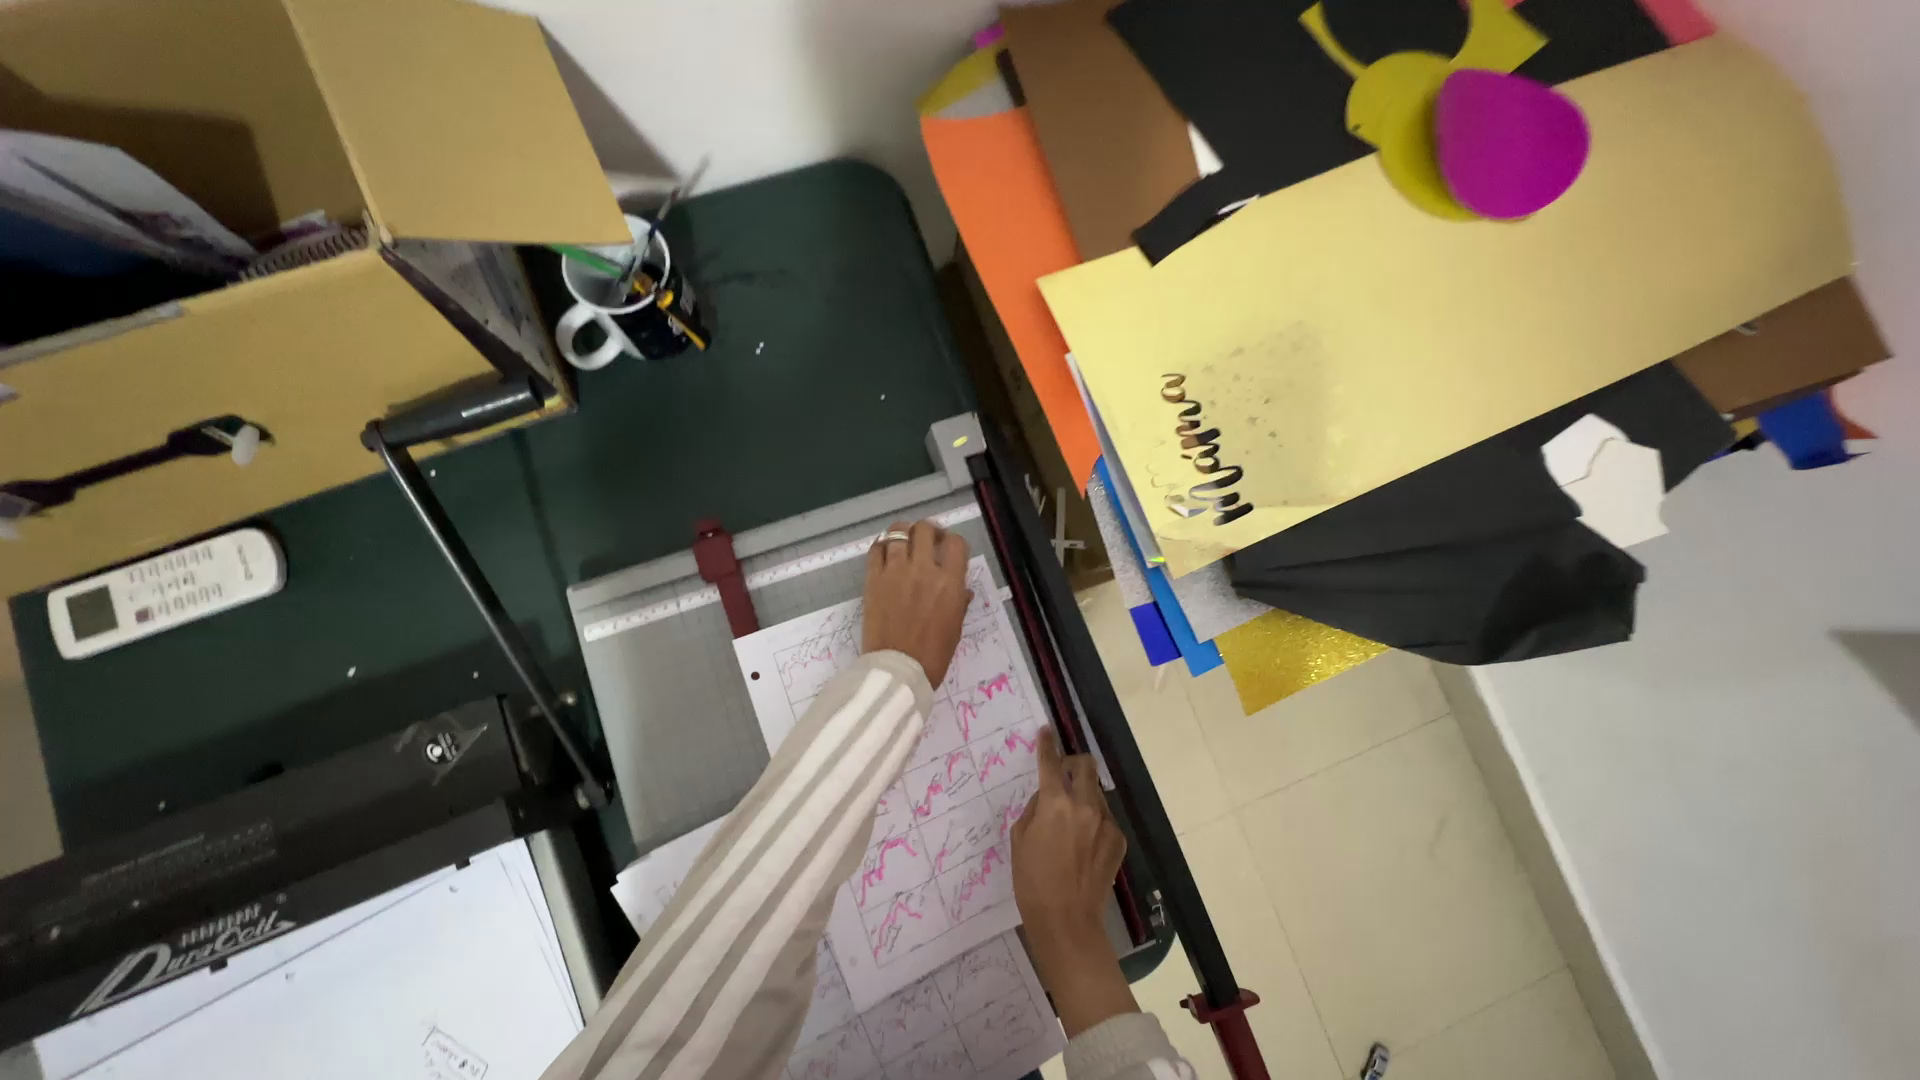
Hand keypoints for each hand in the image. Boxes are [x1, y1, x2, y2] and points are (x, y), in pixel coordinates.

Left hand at [862, 519, 970, 686]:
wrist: (898, 669)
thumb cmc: (933, 655)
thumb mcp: (955, 628)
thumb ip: (959, 603)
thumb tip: (962, 591)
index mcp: (950, 583)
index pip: (956, 543)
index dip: (953, 542)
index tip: (949, 548)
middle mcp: (924, 570)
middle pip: (925, 529)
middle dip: (929, 531)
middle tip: (928, 541)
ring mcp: (896, 572)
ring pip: (898, 532)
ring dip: (904, 533)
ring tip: (904, 542)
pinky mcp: (873, 579)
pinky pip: (876, 549)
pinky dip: (882, 545)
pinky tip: (886, 552)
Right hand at [1012, 729, 1137, 1036]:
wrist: (1066, 921)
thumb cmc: (1032, 881)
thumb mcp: (1020, 839)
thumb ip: (1035, 810)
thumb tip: (1046, 797)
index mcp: (1055, 803)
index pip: (1051, 762)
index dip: (1046, 744)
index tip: (1046, 731)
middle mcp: (1084, 806)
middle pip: (1086, 766)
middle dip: (1073, 763)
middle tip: (1062, 774)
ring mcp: (1105, 823)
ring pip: (1096, 792)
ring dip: (1083, 794)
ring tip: (1070, 819)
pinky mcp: (1118, 840)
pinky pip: (1104, 818)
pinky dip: (1093, 820)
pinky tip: (1082, 842)